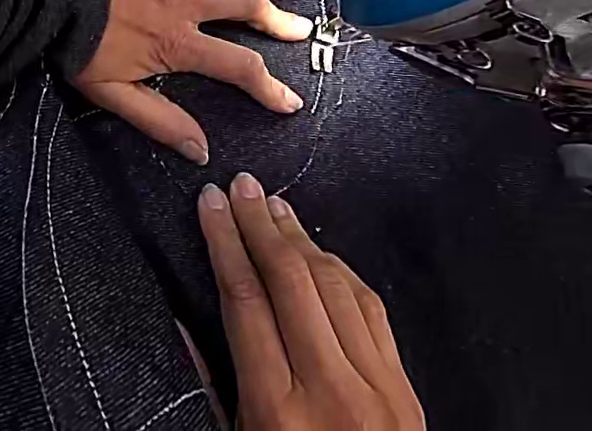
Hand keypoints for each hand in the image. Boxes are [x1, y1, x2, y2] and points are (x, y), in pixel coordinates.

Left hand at [78, 0, 312, 163]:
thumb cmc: (78, 45)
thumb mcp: (113, 94)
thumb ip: (160, 121)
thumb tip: (200, 150)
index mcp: (179, 42)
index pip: (239, 66)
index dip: (270, 86)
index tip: (291, 101)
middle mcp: (187, 2)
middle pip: (247, 5)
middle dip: (279, 20)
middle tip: (301, 29)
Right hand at [199, 173, 423, 430]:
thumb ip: (212, 387)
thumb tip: (185, 316)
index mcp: (278, 415)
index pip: (245, 299)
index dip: (224, 241)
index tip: (210, 202)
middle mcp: (331, 392)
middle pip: (290, 278)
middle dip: (259, 223)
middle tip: (241, 184)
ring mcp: (377, 387)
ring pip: (332, 282)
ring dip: (300, 236)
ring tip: (274, 205)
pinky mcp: (406, 389)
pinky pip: (369, 307)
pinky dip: (340, 269)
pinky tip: (318, 250)